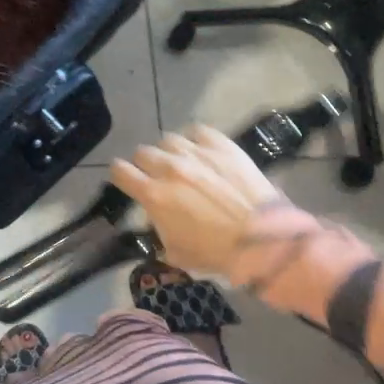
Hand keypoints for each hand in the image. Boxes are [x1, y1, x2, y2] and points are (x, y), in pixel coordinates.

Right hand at [109, 127, 286, 275]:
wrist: (264, 240)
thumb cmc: (217, 253)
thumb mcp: (176, 252)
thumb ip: (159, 232)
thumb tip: (160, 223)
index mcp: (153, 195)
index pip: (120, 171)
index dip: (120, 175)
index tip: (127, 180)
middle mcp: (169, 168)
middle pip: (142, 152)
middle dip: (145, 164)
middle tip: (157, 175)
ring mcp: (196, 154)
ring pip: (168, 140)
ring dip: (170, 151)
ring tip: (181, 161)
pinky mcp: (221, 146)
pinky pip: (198, 131)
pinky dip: (195, 139)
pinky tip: (201, 150)